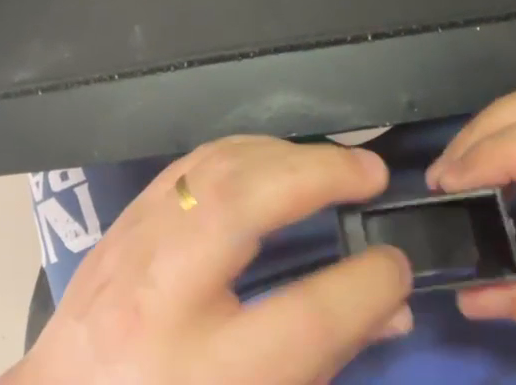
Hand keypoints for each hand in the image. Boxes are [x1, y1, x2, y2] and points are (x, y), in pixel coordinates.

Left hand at [4, 136, 413, 384]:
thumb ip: (326, 357)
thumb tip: (390, 303)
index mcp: (207, 373)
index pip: (306, 316)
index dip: (366, 285)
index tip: (395, 264)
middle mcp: (162, 299)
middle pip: (245, 205)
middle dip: (319, 174)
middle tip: (370, 171)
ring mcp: (132, 251)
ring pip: (211, 170)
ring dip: (282, 153)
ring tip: (330, 162)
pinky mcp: (120, 224)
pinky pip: (186, 166)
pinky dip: (239, 152)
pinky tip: (271, 160)